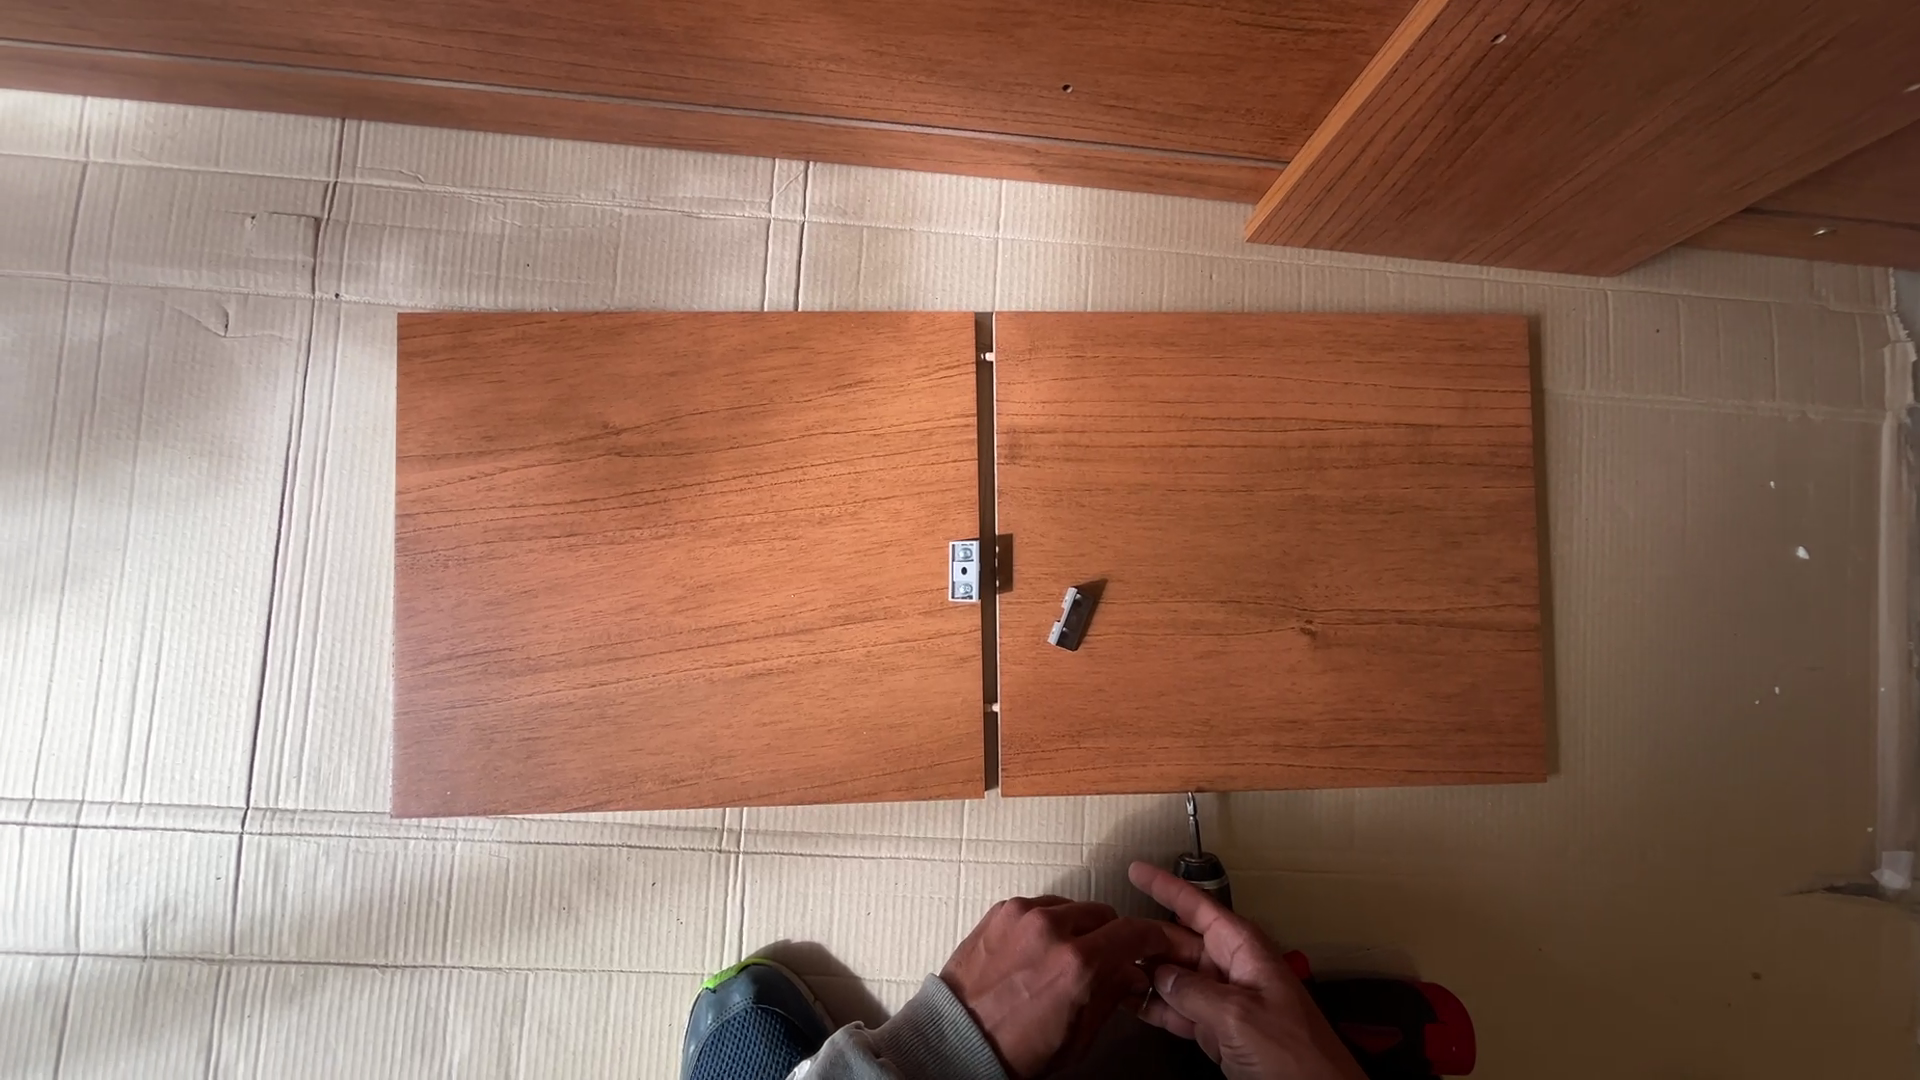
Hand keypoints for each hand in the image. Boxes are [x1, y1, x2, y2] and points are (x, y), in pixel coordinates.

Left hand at [940, 894, 1199, 1077]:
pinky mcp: (1003, 909)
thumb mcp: (1077, 1037)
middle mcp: (1052, 929)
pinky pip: (1041, 906)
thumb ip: (1111, 996)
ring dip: (1080, 927)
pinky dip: (1049, 922)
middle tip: (1107, 959)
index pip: (1133, 933)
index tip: (1161, 941)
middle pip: (1105, 914)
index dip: (1155, 936)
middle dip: (1112, 936)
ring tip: (1067, 956)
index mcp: (1077, 965)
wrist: (958, 1037)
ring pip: (1073, 907)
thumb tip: (1133, 973)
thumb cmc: (1017, 1050)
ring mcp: (1024, 914)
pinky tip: (1040, 948)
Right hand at [1128, 861, 1364, 1079]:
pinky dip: (1155, 1007)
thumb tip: (1158, 975)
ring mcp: (1224, 1002)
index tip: (1135, 869)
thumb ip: (1192, 991)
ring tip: (1108, 967)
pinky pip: (1180, 1010)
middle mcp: (1231, 968)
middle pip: (1179, 941)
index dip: (1166, 887)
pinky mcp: (1219, 1033)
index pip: (1197, 907)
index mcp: (1243, 949)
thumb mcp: (1238, 1017)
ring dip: (1144, 973)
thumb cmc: (1292, 1055)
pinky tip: (1128, 1004)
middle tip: (1108, 937)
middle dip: (1146, 937)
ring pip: (1175, 977)